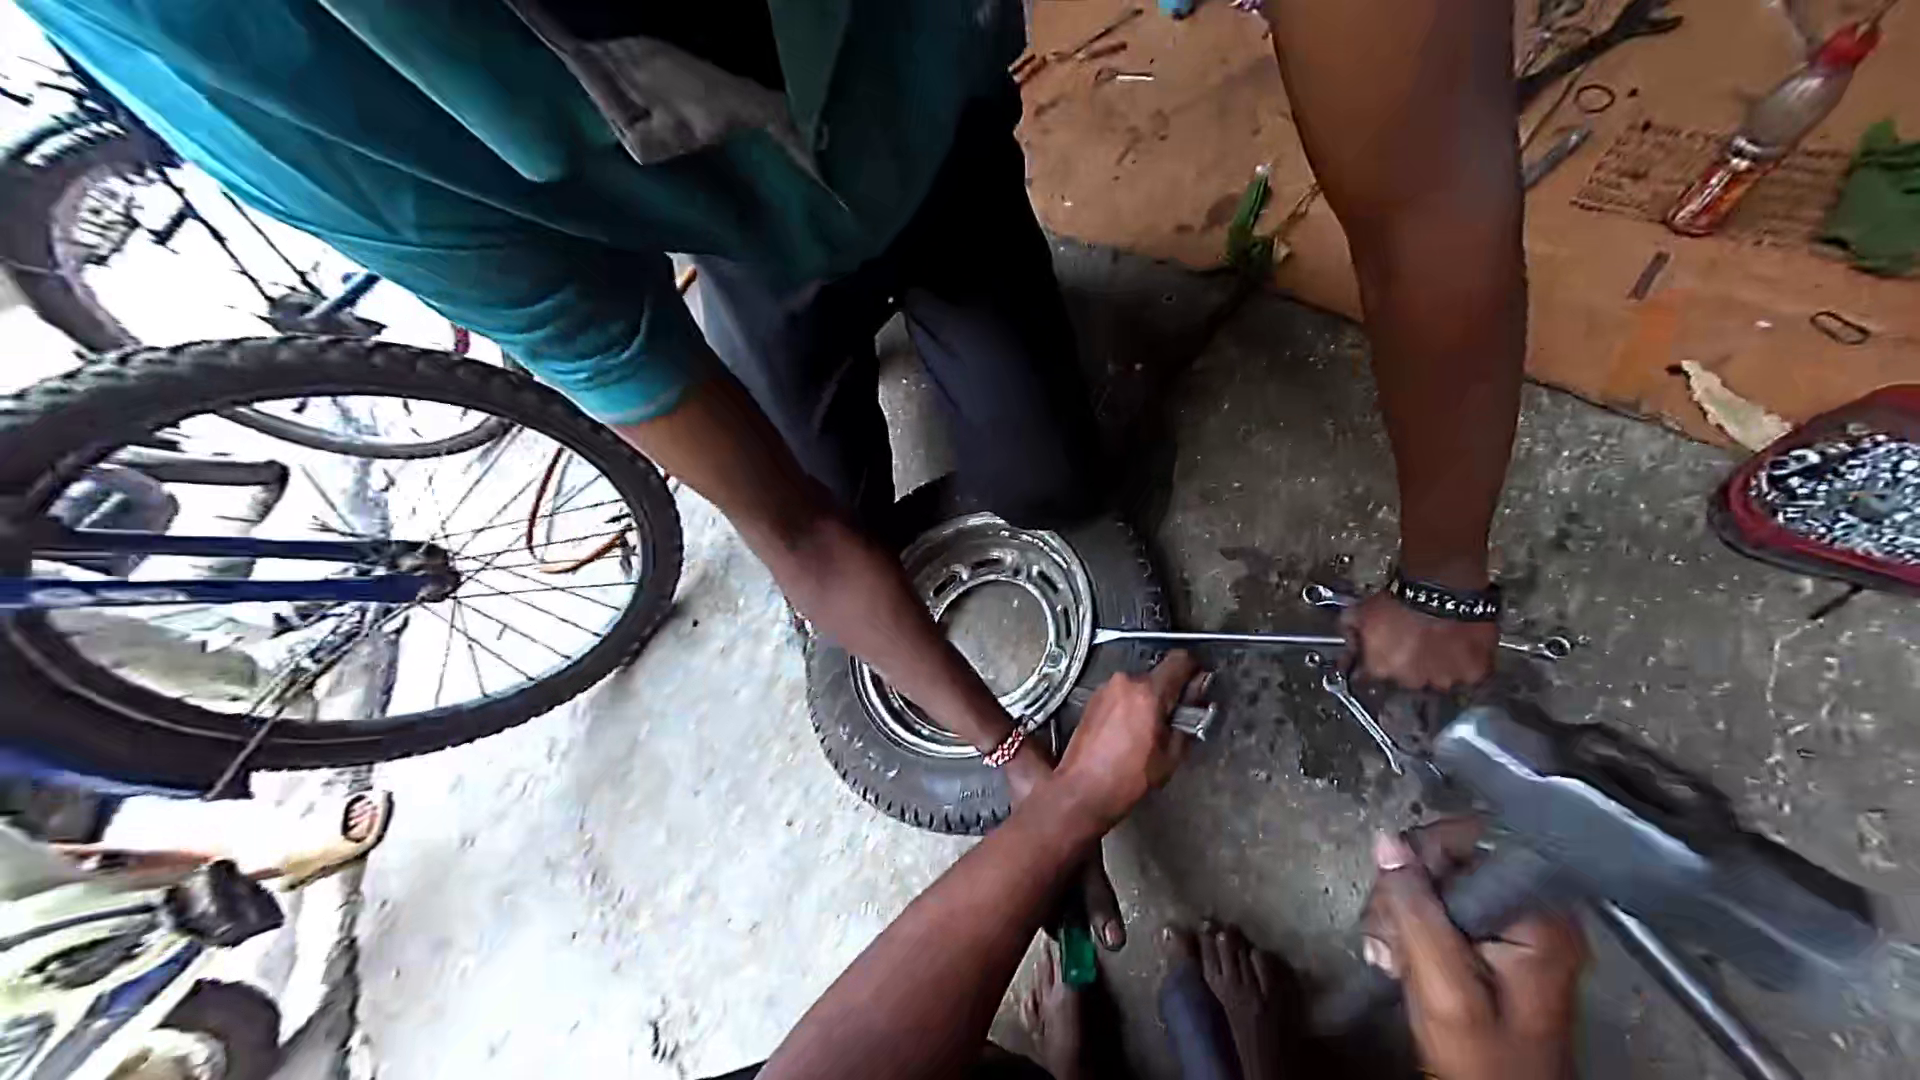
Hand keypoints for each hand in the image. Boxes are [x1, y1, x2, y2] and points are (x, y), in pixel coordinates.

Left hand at [1054, 651, 1204, 830]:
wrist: (1084, 788)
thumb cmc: (1128, 776)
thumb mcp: (1171, 753)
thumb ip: (1188, 718)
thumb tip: (1197, 695)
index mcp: (1147, 692)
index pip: (1179, 661)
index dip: (1194, 670)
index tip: (1199, 683)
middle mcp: (1124, 682)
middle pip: (1158, 676)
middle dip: (1169, 694)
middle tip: (1175, 720)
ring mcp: (1105, 689)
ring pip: (1138, 686)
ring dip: (1148, 701)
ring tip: (1149, 732)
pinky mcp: (1092, 700)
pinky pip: (1121, 695)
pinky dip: (1130, 706)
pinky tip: (1130, 732)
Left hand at [1342, 591, 1496, 690]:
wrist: (1438, 590)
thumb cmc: (1398, 600)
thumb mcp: (1358, 614)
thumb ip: (1350, 636)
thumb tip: (1349, 646)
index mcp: (1380, 669)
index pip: (1370, 677)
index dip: (1374, 665)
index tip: (1380, 656)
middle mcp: (1410, 680)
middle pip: (1405, 680)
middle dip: (1406, 667)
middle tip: (1412, 645)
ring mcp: (1444, 679)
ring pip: (1438, 680)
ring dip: (1437, 668)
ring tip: (1438, 645)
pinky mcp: (1473, 673)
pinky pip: (1468, 675)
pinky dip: (1465, 664)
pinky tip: (1460, 648)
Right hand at [1361, 823, 1586, 1079]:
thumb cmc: (1482, 1060)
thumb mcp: (1443, 984)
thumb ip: (1415, 910)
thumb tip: (1388, 842)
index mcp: (1538, 920)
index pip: (1474, 841)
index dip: (1426, 851)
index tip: (1398, 883)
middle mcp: (1526, 914)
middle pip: (1443, 860)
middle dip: (1401, 892)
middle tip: (1391, 936)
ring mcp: (1502, 928)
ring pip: (1426, 882)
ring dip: (1393, 913)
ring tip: (1391, 955)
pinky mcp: (1480, 941)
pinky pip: (1427, 907)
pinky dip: (1400, 927)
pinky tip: (1396, 957)